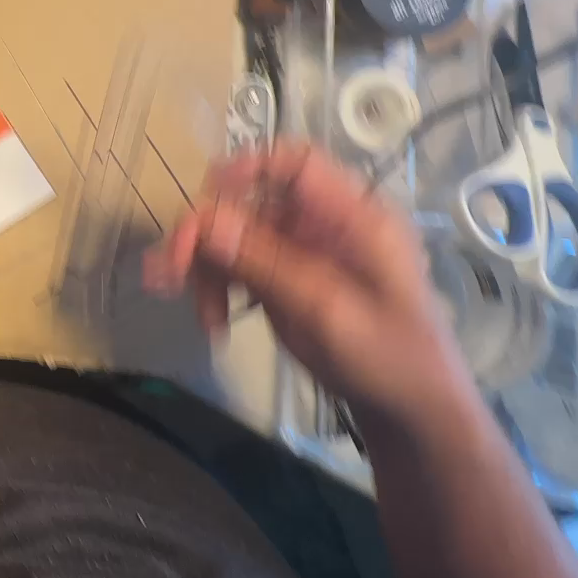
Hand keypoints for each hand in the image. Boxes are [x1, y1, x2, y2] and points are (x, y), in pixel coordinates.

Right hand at [144, 143, 471, 426]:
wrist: (406, 413)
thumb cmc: (390, 358)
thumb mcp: (329, 309)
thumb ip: (267, 262)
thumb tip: (206, 220)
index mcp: (350, 217)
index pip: (295, 164)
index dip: (248, 168)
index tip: (208, 198)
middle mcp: (317, 223)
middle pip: (244, 202)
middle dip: (203, 233)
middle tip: (171, 268)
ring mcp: (294, 250)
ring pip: (226, 235)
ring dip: (200, 268)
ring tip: (196, 312)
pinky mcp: (275, 276)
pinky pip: (228, 265)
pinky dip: (211, 288)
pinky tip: (211, 321)